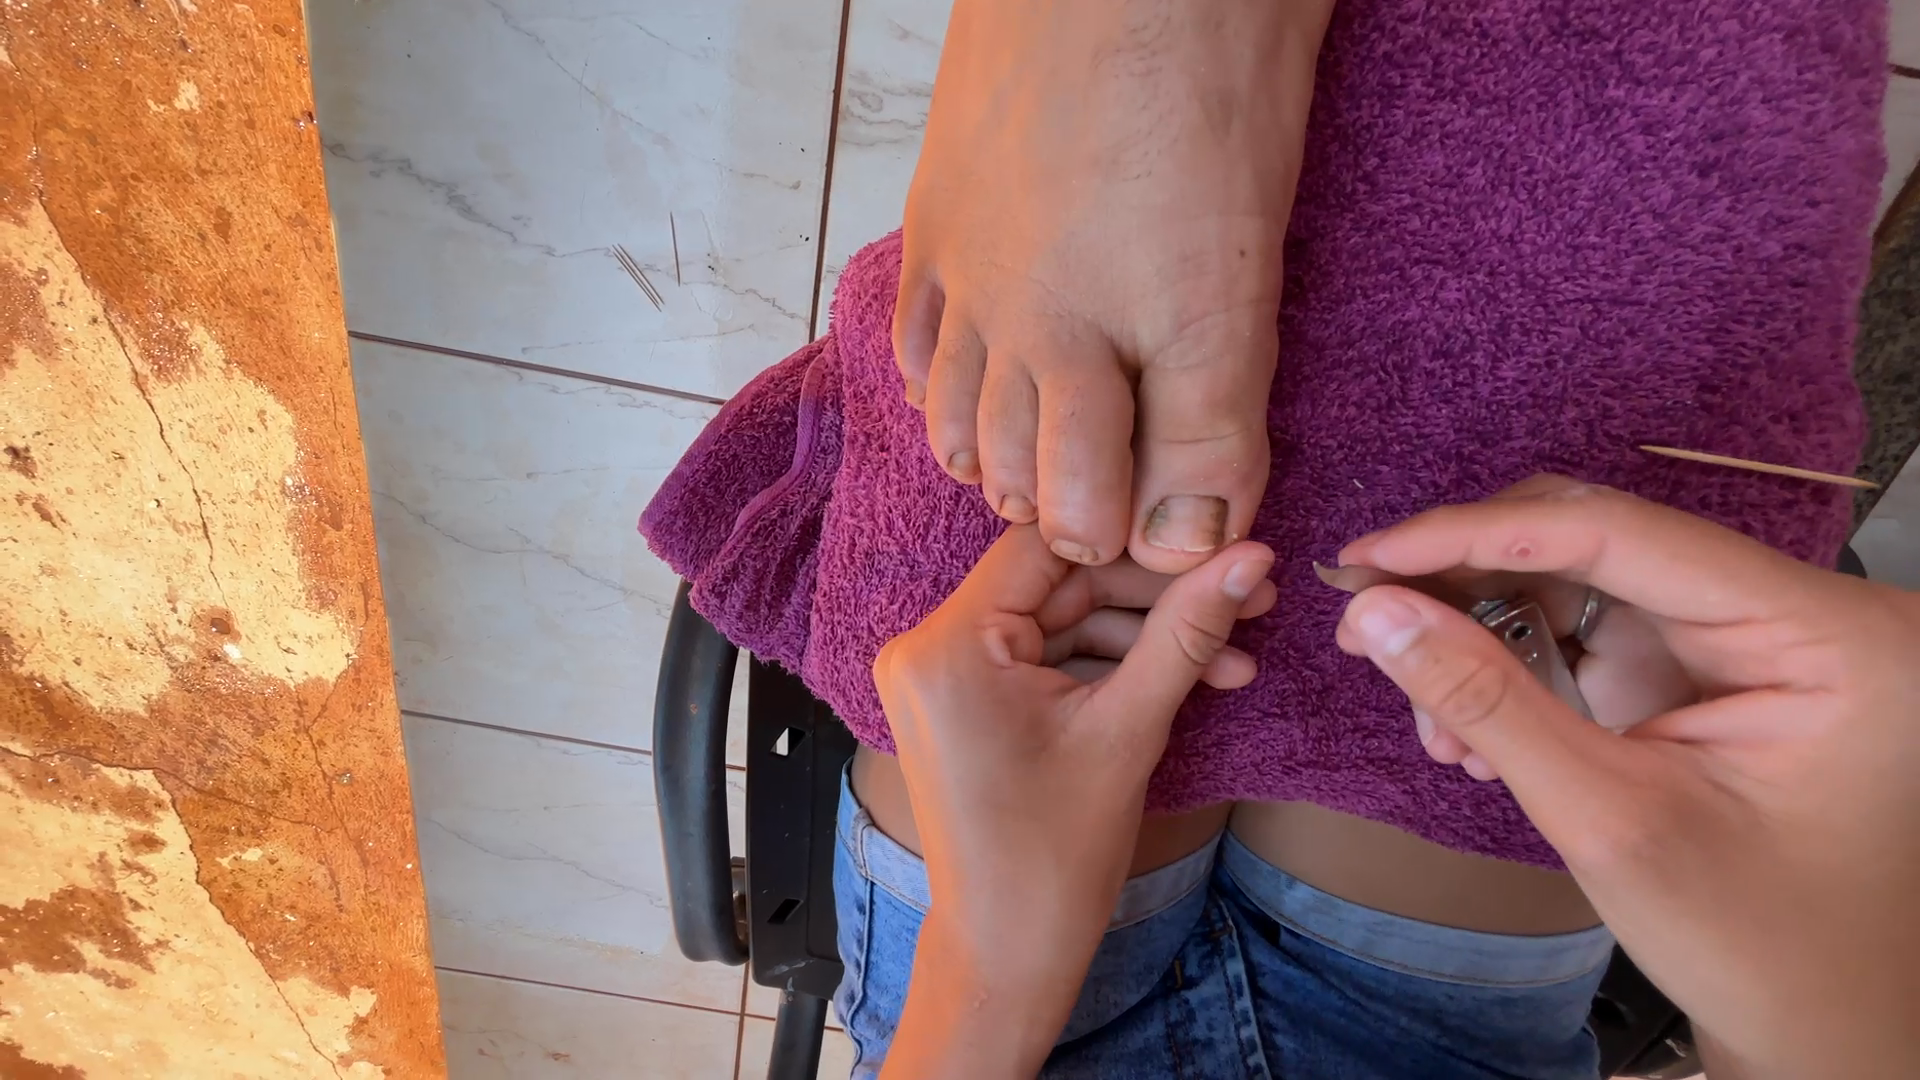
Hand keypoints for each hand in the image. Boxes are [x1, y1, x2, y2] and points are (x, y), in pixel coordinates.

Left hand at [874, 525, 1275, 1076]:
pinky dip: (1100, 664)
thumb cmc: (1056, 855)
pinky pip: (1038, 656)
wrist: (1007, 948)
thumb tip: (1251, 557)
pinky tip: (1176, 676)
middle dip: (1151, 601)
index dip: (1137, 544)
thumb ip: (1188, 631)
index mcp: (949, 643)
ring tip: (1228, 656)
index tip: (1213, 550)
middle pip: (1056, 586)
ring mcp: (940, 670)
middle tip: (1243, 601)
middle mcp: (927, 644)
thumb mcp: (1129, 728)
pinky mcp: (960, 694)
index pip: (1046, 546)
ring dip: (1137, 638)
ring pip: (1055, 623)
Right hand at [895, 0, 1332, 571]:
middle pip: (1006, 459)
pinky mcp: (936, 217)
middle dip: (1046, 506)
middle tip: (1072, 522)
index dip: (1113, 537)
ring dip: (982, 456)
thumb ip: (1206, 426)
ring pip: (949, 405)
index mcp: (1079, 353)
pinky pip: (911, 330)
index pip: (1082, 496)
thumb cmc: (1203, 101)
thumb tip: (1183, 542)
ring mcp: (959, 272)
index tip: (1135, 546)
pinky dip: (928, 379)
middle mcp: (1002, 328)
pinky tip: (941, 389)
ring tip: (1008, 479)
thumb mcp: (1235, 284)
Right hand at [1334, 476, 1919, 1078]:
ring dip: (1468, 636)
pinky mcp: (1686, 658)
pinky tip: (1468, 733)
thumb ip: (1482, 700)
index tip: (1364, 560)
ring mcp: (1731, 629)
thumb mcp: (1599, 814)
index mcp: (1819, 632)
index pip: (1612, 534)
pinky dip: (1494, 669)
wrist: (1816, 1015)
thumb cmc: (1747, 936)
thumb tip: (1371, 612)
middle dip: (1457, 582)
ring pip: (1552, 581)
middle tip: (1366, 623)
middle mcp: (1781, 605)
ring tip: (1432, 721)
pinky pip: (1559, 627)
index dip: (1469, 535)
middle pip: (1576, 540)